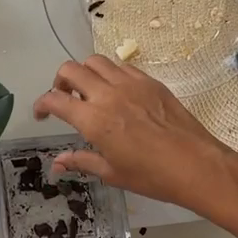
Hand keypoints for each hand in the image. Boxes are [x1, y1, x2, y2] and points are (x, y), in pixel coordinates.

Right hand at [33, 57, 237, 219]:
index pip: (55, 100)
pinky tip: (117, 92)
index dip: (40, 104)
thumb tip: (57, 163)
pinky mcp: (150, 81)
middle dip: (59, 81)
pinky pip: (122, 66)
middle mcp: (107, 94)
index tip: (41, 114)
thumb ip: (81, 161)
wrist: (196, 166)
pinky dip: (111, 74)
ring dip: (85, 73)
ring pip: (95, 61)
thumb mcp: (111, 173)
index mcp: (94, 120)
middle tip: (64, 98)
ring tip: (90, 91)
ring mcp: (130, 84)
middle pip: (70, 69)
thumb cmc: (151, 176)